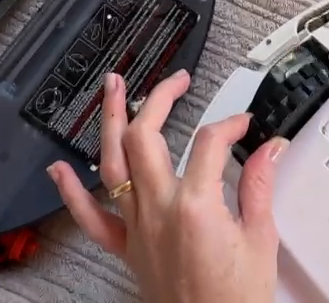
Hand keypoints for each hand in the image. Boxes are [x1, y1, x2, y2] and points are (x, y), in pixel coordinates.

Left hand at [48, 70, 286, 302]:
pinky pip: (91, 220)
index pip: (209, 142)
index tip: (243, 124)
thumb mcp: (261, 240)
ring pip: (113, 164)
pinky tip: (59, 170)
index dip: (230, 124)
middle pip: (145, 137)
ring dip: (110, 121)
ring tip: (113, 88)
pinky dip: (71, 193)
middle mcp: (159, 212)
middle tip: (176, 80)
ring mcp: (138, 230)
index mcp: (196, 207)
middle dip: (158, 98)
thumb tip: (269, 149)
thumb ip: (260, 186)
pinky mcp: (128, 249)